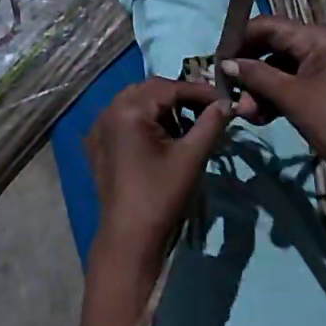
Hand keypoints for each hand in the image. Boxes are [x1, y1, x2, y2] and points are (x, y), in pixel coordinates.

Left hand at [84, 77, 230, 265]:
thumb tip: (227, 103)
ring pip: (137, 102)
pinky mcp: (98, 142)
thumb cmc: (161, 196)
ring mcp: (100, 126)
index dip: (199, 91)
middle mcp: (109, 109)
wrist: (129, 238)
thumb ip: (210, 124)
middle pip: (151, 90)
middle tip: (208, 110)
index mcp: (129, 109)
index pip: (169, 87)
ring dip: (163, 108)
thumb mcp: (190, 157)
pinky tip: (162, 137)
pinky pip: (124, 118)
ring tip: (188, 125)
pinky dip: (144, 120)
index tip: (224, 99)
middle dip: (181, 97)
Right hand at [222, 16, 325, 179]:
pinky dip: (273, 97)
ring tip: (246, 113)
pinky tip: (260, 116)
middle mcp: (321, 44)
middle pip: (272, 47)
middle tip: (229, 92)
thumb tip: (225, 64)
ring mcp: (322, 66)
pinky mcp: (322, 87)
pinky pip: (290, 83)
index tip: (218, 60)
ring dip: (259, 89)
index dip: (241, 40)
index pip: (269, 26)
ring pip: (278, 69)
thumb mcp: (291, 98)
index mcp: (318, 38)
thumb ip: (256, 76)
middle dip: (249, 71)